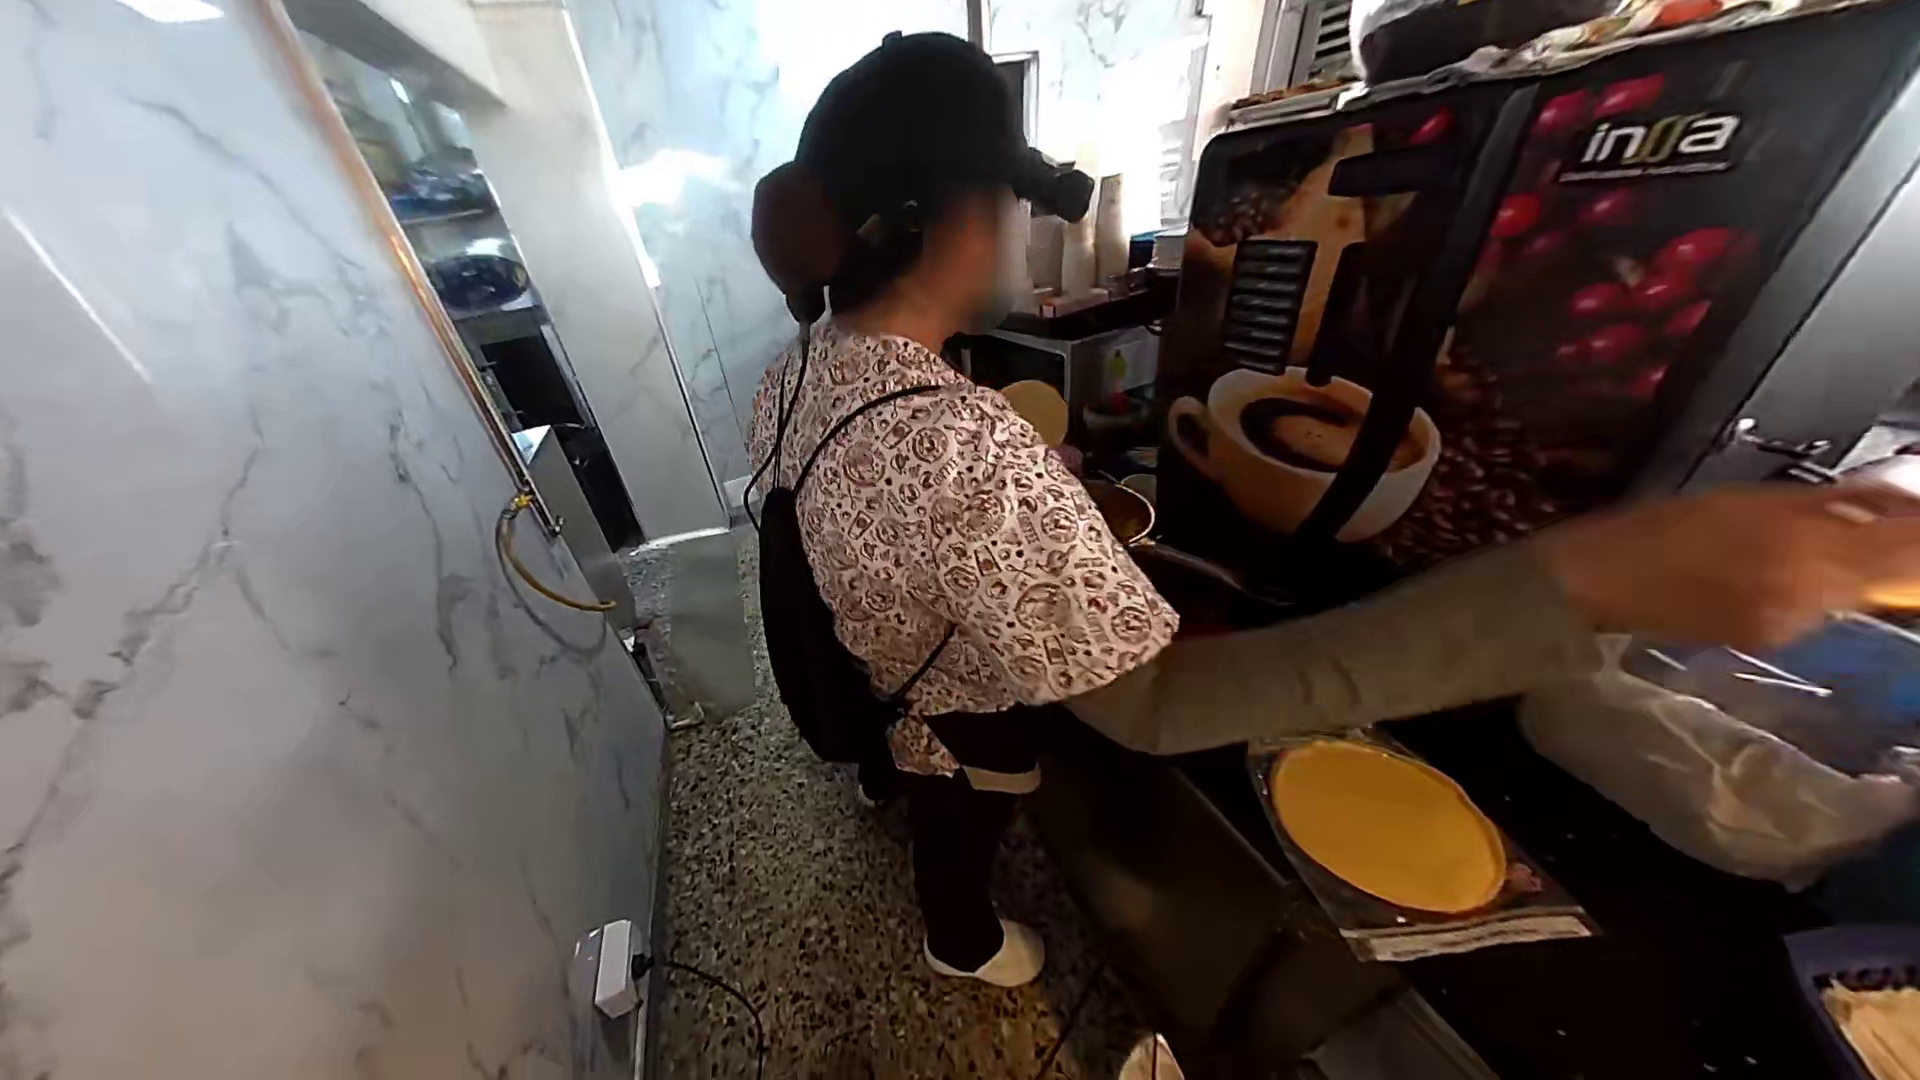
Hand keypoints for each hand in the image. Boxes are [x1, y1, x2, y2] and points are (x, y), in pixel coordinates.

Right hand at [1532, 483, 1919, 649]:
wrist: (1576, 585)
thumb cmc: (1639, 532)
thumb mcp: (1727, 502)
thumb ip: (1819, 501)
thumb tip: (1893, 495)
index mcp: (1811, 551)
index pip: (1913, 539)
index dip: (1911, 521)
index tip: (1901, 505)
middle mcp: (1818, 595)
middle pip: (1892, 571)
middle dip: (1873, 547)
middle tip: (1829, 527)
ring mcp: (1794, 623)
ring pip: (1848, 591)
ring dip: (1828, 570)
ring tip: (1768, 552)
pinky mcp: (1766, 639)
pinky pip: (1807, 610)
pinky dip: (1791, 592)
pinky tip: (1744, 579)